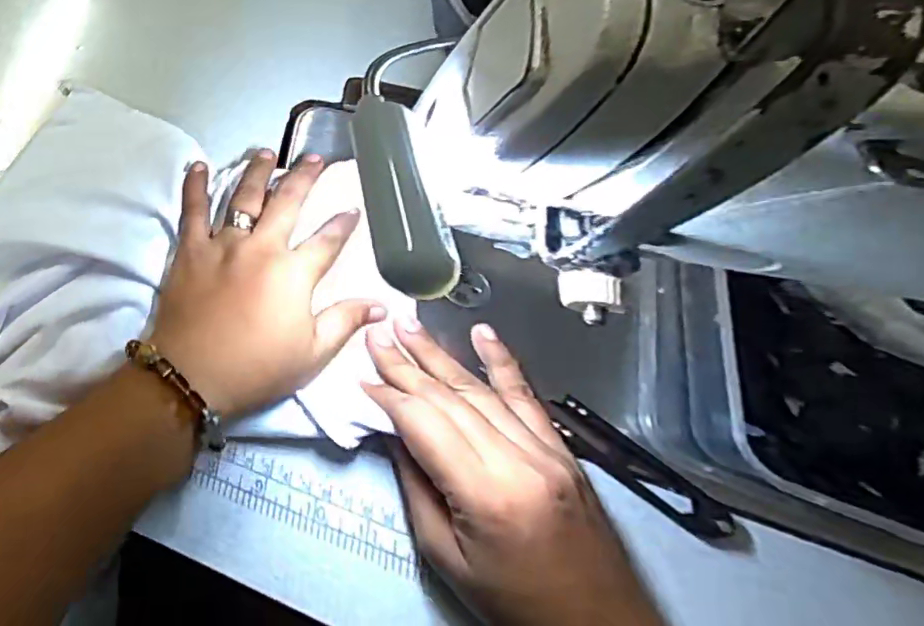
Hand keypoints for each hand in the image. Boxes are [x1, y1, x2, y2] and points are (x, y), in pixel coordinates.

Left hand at [149, 150, 385, 416]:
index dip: (342, 223)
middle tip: (315, 158)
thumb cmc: (256, 369)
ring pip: (243, 196)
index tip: (352, 208)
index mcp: (293, 272)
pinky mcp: (191, 249)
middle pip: (287, 202)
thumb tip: (380, 305)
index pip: (327, 240)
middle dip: (304, 176)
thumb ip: (344, 322)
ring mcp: (224, 243)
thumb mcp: (311, 355)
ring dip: (257, 171)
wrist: (191, 377)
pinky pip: (193, 210)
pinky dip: (196, 186)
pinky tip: (200, 166)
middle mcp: (261, 247)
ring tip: (266, 152)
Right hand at [361, 322, 662, 625]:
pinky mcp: (561, 449)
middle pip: (450, 398)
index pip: (425, 423)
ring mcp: (545, 450)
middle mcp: (517, 462)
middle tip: (377, 335)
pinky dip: (502, 361)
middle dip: (407, 364)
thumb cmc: (516, 604)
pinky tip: (482, 333)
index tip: (362, 377)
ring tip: (410, 326)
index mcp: (485, 495)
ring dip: (441, 355)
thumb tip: (393, 433)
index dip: (389, 396)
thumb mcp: (449, 558)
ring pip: (482, 390)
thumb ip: (417, 488)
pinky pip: (526, 396)